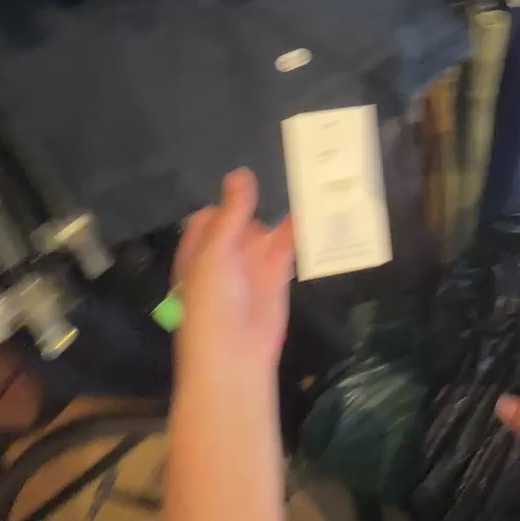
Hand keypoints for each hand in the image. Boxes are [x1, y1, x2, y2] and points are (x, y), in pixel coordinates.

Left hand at [174, 168, 294, 380]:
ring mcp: (253, 264)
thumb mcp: (216, 253)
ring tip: (309, 178)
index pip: (212, 213)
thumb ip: (232, 213)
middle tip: (289, 165)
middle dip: (262, 198)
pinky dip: (301, 230)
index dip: (229, 196)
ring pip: (268, 229)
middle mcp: (226, 253)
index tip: (254, 168)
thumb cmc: (213, 303)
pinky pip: (289, 245)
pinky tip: (318, 209)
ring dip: (283, 211)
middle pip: (243, 218)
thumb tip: (241, 171)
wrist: (236, 355)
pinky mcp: (277, 274)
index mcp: (200, 249)